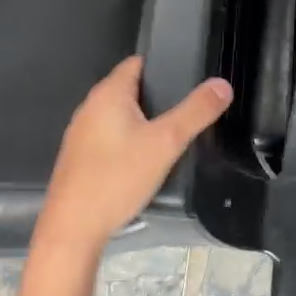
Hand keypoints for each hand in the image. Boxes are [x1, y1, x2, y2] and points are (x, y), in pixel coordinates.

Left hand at [33, 56, 232, 252]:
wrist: (72, 232)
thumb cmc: (117, 178)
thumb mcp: (166, 143)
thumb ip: (195, 112)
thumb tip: (223, 85)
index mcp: (108, 93)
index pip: (138, 62)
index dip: (164, 65)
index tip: (189, 77)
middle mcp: (89, 107)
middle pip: (130, 89)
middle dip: (157, 97)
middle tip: (187, 110)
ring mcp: (80, 134)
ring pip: (119, 116)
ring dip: (142, 122)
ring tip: (170, 136)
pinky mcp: (77, 159)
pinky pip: (109, 138)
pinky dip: (127, 142)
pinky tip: (142, 162)